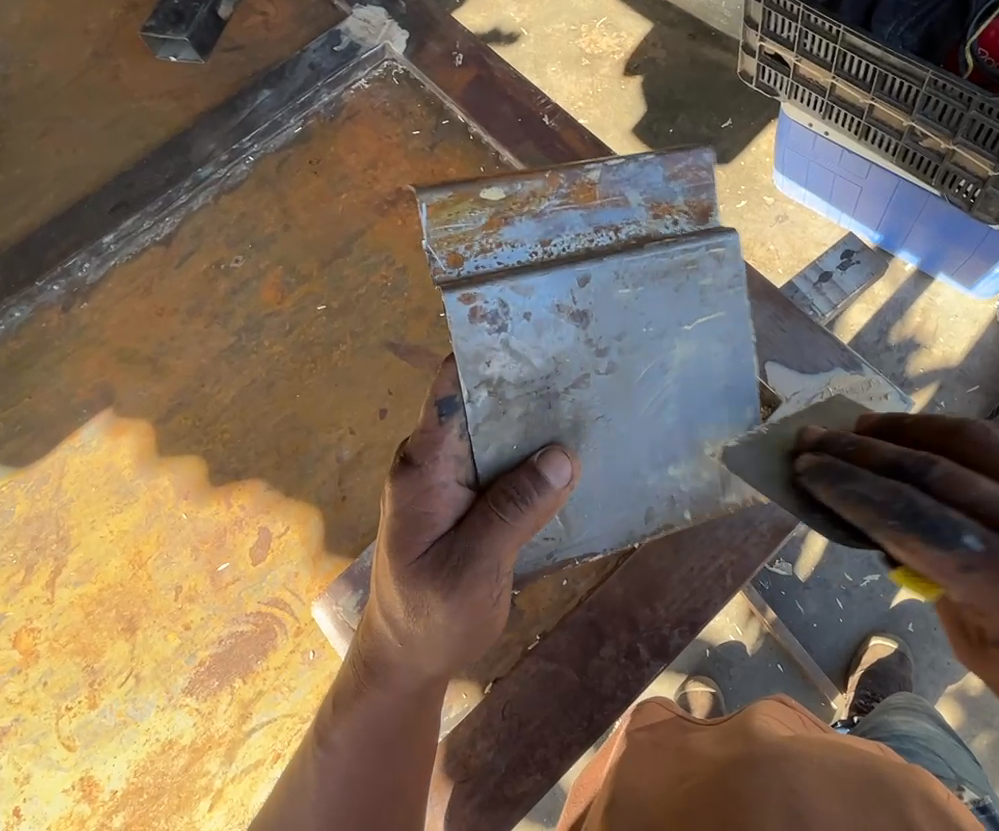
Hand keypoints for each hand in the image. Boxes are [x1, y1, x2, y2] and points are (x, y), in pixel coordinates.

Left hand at [351, 357, 580, 689]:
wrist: (406, 662)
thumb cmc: (430, 617)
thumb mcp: (473, 567)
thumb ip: (513, 510)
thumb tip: (562, 455)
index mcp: (424, 466)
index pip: (452, 387)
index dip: (491, 355)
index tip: (541, 335)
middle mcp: (436, 461)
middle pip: (482, 403)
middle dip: (528, 384)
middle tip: (586, 366)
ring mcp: (453, 480)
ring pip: (498, 433)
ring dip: (537, 421)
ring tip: (592, 401)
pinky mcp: (471, 500)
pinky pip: (505, 465)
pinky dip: (537, 458)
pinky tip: (577, 455)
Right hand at [791, 415, 998, 760]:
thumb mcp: (977, 646)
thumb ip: (934, 574)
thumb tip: (892, 522)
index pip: (906, 514)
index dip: (846, 486)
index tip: (806, 466)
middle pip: (932, 469)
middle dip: (863, 451)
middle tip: (818, 437)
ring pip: (977, 441)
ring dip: (912, 429)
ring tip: (866, 426)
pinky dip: (970, 434)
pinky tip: (936, 433)